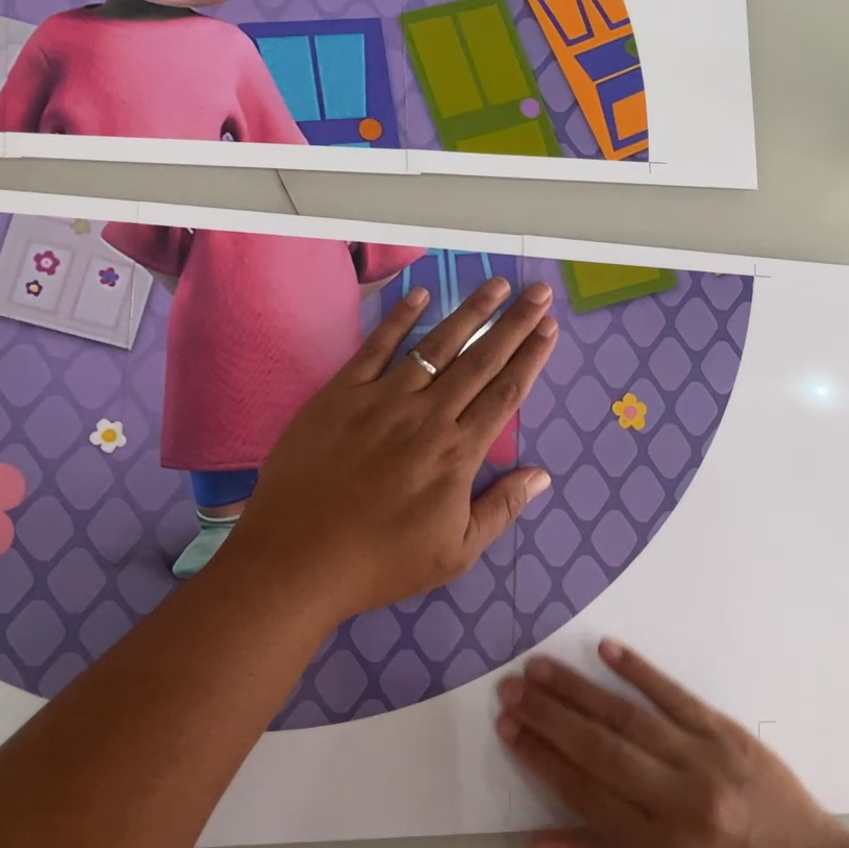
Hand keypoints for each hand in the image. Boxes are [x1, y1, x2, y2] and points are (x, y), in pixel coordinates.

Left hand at [214, 278, 556, 621]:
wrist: (299, 558)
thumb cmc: (382, 562)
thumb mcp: (456, 552)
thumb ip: (500, 508)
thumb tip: (541, 475)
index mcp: (458, 452)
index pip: (505, 393)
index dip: (531, 357)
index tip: (548, 328)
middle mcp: (427, 415)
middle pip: (480, 360)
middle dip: (513, 323)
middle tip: (537, 291)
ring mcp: (382, 400)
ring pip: (435, 346)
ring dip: (469, 312)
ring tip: (496, 285)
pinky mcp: (340, 395)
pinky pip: (375, 348)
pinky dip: (399, 319)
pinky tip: (420, 296)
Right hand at [497, 640, 848, 847]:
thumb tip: (536, 840)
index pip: (583, 791)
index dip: (540, 757)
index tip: (507, 727)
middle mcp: (679, 799)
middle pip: (599, 747)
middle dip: (548, 715)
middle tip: (510, 688)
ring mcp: (706, 760)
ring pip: (628, 717)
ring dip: (579, 689)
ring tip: (539, 668)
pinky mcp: (729, 734)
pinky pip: (677, 696)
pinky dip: (641, 671)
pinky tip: (607, 650)